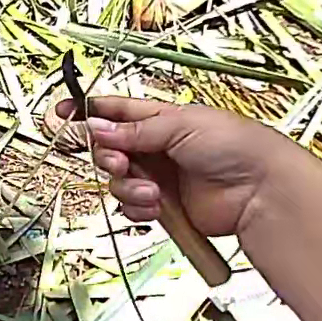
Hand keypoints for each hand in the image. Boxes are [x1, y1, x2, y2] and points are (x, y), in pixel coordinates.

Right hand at [78, 96, 302, 238]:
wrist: (259, 192)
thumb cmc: (234, 147)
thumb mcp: (181, 126)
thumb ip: (135, 130)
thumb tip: (97, 126)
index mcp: (160, 119)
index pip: (115, 112)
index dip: (88, 112)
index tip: (62, 113)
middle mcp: (154, 147)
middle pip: (108, 150)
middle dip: (109, 158)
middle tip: (120, 163)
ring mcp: (156, 177)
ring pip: (117, 183)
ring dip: (128, 188)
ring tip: (152, 192)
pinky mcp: (161, 206)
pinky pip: (130, 207)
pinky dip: (138, 208)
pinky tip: (158, 206)